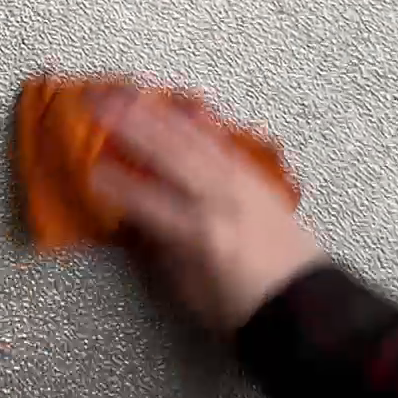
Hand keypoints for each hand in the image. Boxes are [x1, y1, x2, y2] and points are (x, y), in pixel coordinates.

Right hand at [78, 89, 325, 332]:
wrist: (311, 308)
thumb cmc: (242, 307)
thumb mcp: (188, 289)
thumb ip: (157, 245)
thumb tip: (128, 213)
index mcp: (199, 232)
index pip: (142, 197)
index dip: (110, 181)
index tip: (86, 166)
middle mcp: (219, 198)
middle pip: (164, 150)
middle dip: (124, 122)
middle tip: (93, 100)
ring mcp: (240, 182)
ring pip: (190, 136)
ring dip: (153, 109)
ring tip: (123, 89)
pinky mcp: (254, 176)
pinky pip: (219, 139)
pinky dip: (197, 117)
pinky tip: (179, 100)